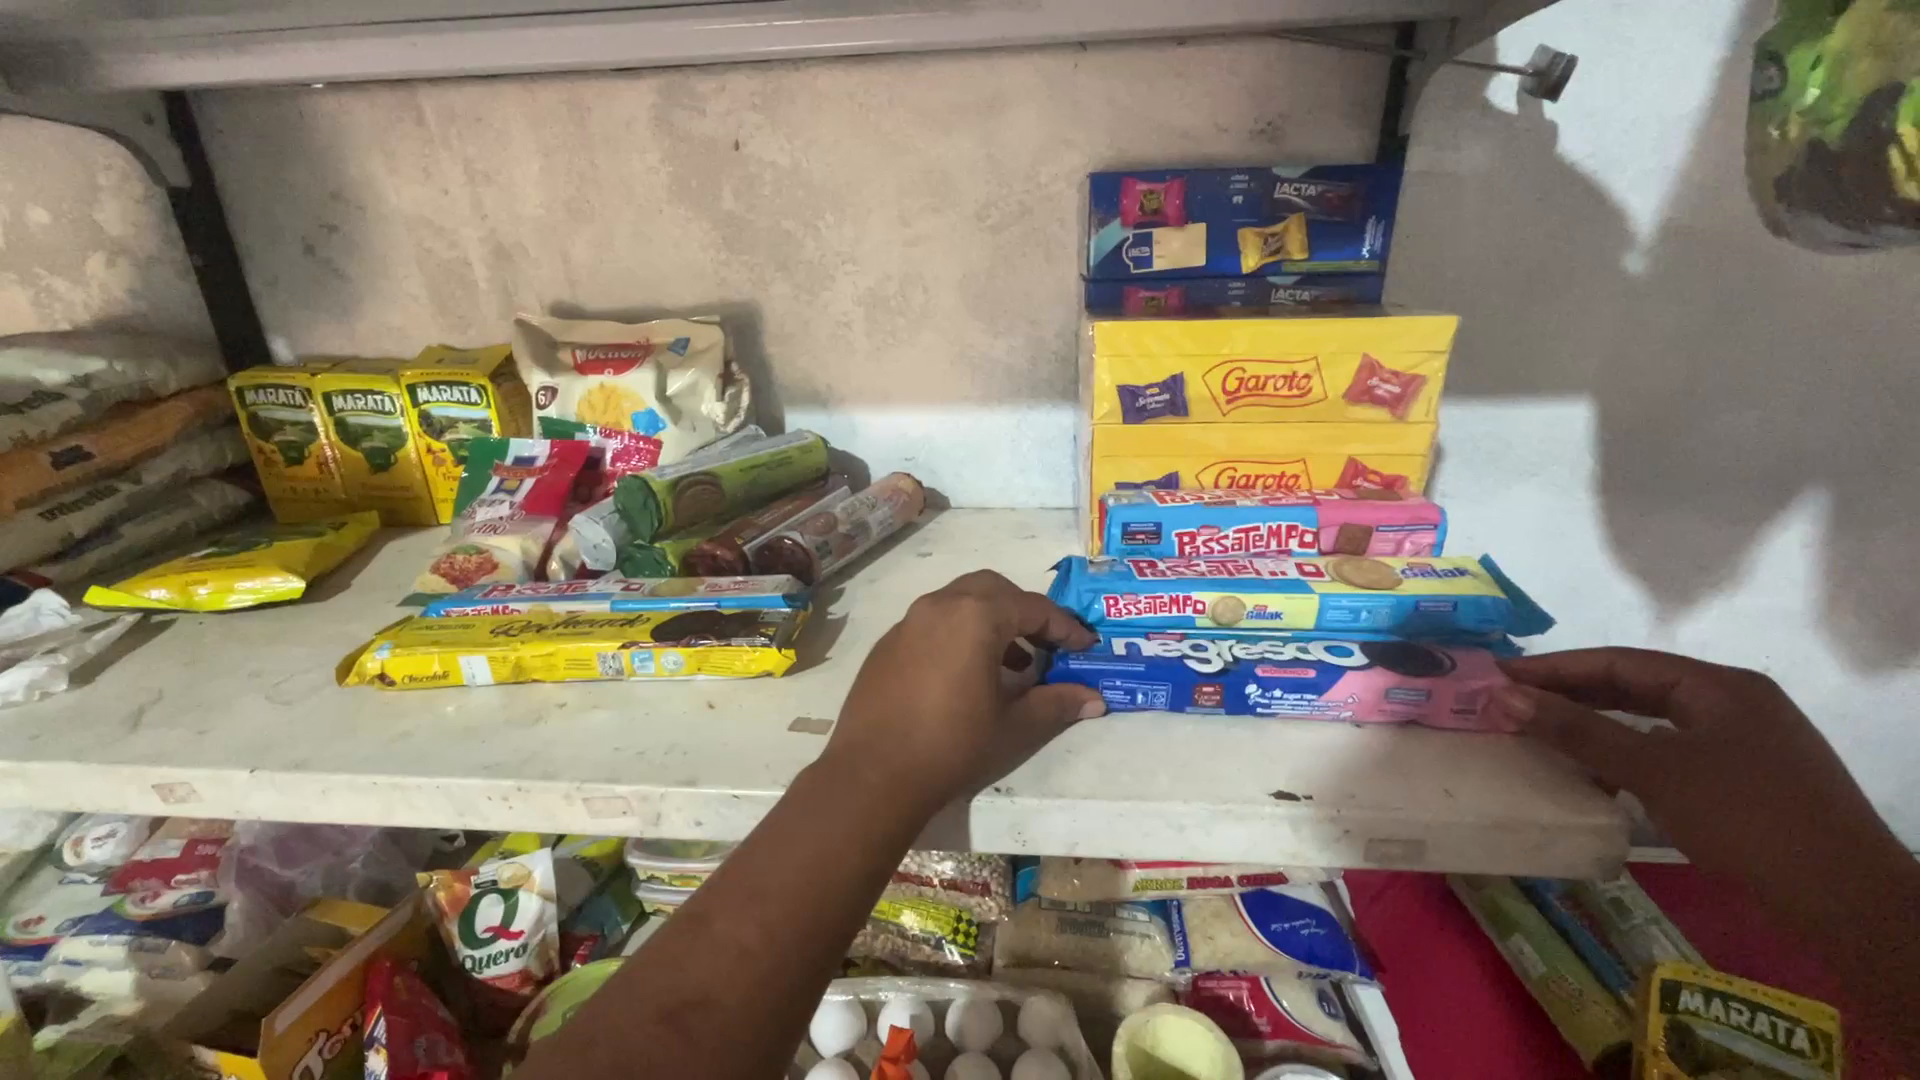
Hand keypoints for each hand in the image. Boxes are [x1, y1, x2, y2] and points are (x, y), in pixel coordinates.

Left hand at [819, 570, 1104, 813]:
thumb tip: (1095, 699)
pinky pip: (932, 623)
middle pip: (993, 590)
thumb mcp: (1014, 725)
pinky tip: (965, 676)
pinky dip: (958, 634)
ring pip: (959, 602)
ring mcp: (907, 622)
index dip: (1065, 627)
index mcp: (975, 616)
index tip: (1085, 646)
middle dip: (1023, 611)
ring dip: (990, 621)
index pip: (1033, 608)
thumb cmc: (952, 745)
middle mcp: (939, 605)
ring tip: (1011, 664)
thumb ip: (1057, 703)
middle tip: (1045, 644)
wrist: (873, 774)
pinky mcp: (887, 644)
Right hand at [1488, 647, 1907, 882]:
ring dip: (1592, 724)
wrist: (1848, 903)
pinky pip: (1665, 749)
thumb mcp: (1653, 769)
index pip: (1619, 662)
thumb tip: (1502, 696)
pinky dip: (1622, 753)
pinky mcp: (1742, 779)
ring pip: (1649, 720)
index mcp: (1720, 687)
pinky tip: (1590, 770)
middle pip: (1634, 686)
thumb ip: (1576, 730)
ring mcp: (1742, 742)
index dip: (1554, 667)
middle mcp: (1733, 704)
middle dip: (1569, 693)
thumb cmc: (1746, 819)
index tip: (1499, 674)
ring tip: (1538, 731)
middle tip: (1510, 700)